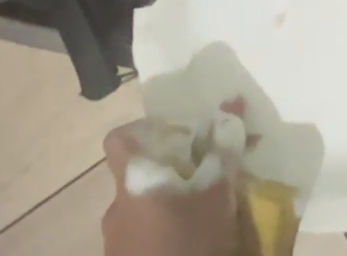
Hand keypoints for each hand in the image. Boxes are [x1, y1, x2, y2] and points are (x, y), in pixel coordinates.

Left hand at [101, 120, 240, 255]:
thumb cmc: (191, 244)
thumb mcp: (217, 194)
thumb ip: (223, 149)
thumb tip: (232, 104)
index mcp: (133, 183)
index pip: (119, 139)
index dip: (146, 129)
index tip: (180, 135)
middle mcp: (115, 208)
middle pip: (140, 173)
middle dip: (174, 168)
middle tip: (209, 172)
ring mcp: (115, 242)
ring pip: (143, 205)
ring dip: (171, 200)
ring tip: (206, 210)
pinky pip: (142, 233)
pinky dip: (165, 228)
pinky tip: (193, 239)